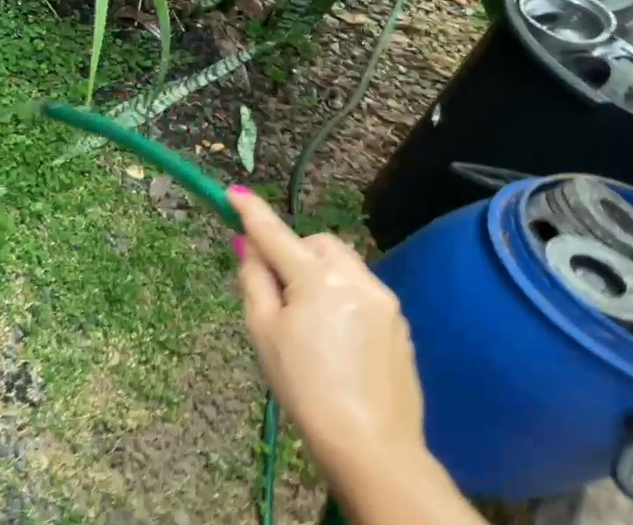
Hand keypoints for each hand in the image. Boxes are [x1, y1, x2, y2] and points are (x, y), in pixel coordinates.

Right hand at [229, 187, 423, 477]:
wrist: (370, 442)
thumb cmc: (303, 383)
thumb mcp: (262, 329)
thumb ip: (254, 280)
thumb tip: (247, 246)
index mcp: (318, 280)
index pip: (275, 233)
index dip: (251, 211)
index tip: (232, 191)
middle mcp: (357, 281)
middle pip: (318, 244)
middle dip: (293, 249)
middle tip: (271, 281)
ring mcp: (385, 303)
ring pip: (342, 264)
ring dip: (316, 270)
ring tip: (300, 311)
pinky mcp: (399, 325)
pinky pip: (360, 290)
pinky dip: (337, 293)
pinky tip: (329, 333)